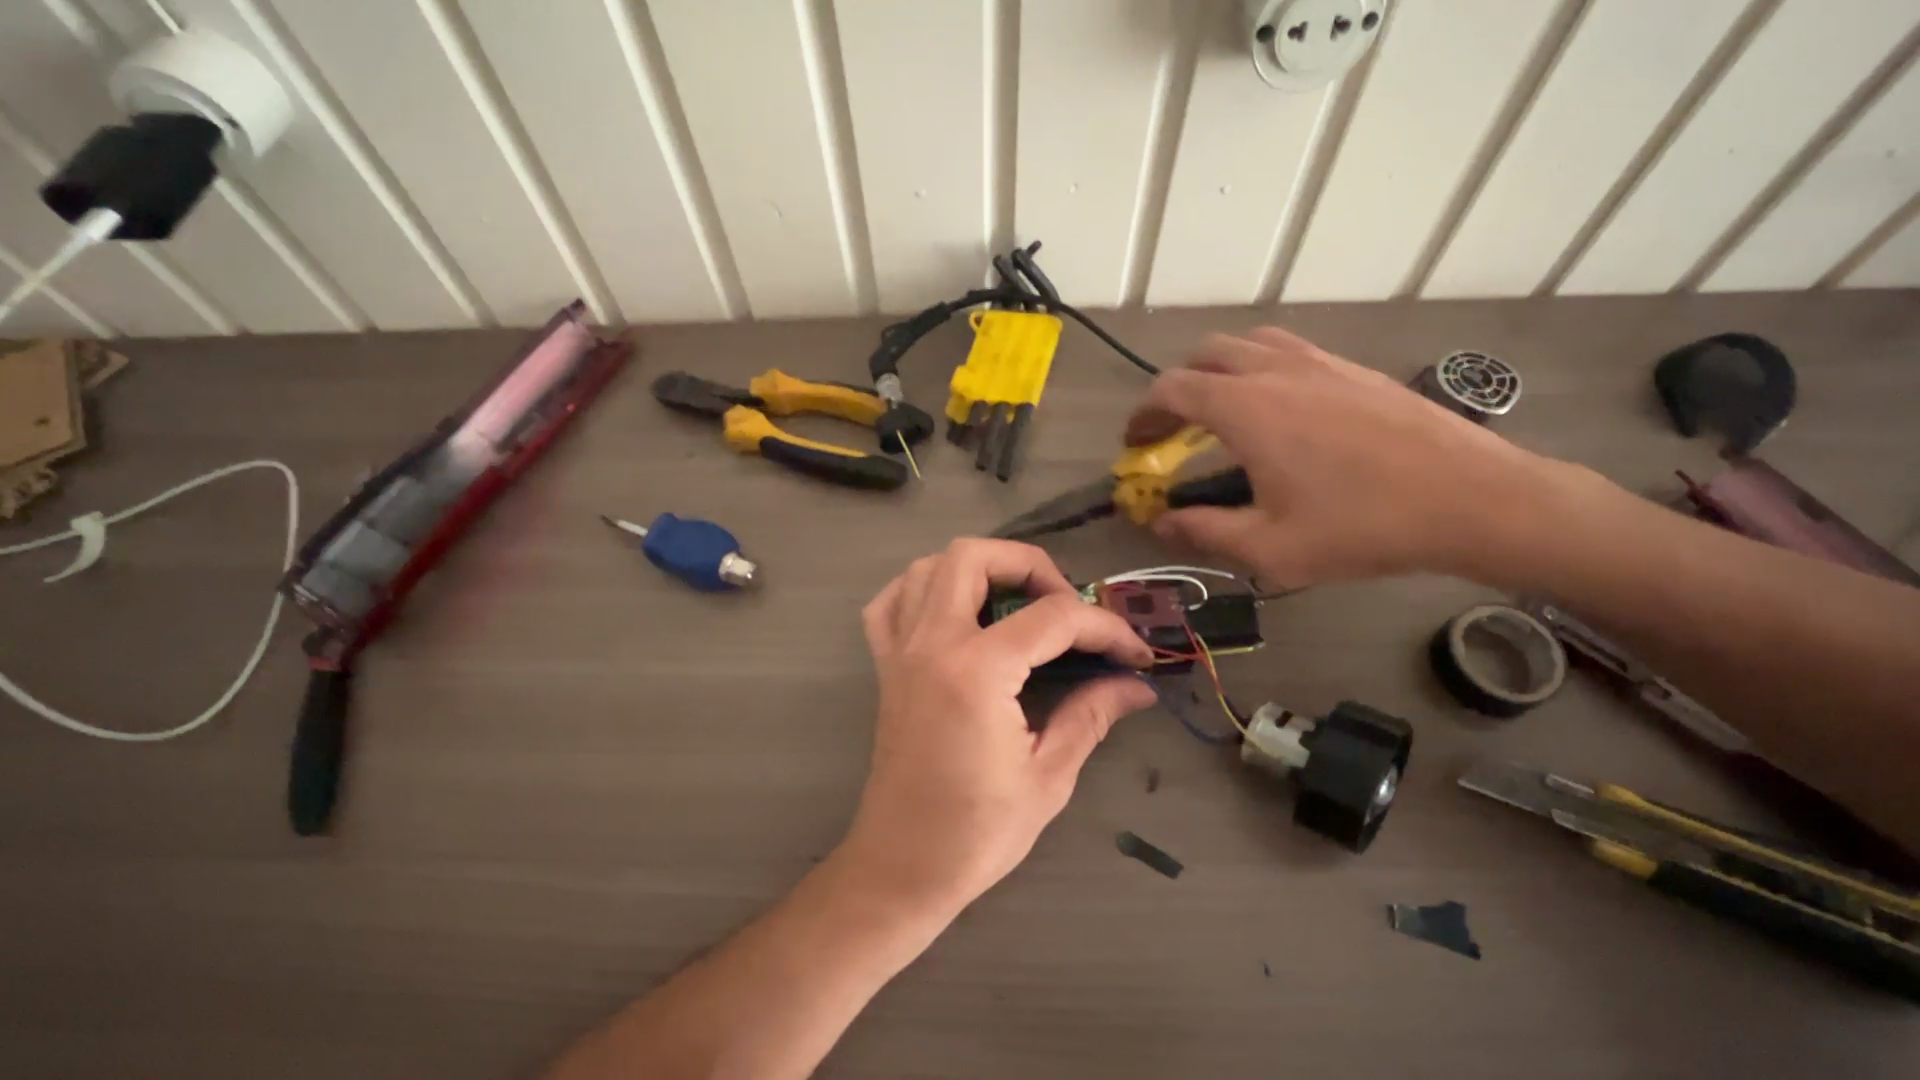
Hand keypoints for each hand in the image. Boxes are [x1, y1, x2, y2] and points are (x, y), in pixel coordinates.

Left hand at [842, 539, 1157, 914]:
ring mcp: (901, 651)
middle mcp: (932, 644)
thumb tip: (1137, 685)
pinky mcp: (886, 668)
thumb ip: (1092, 715)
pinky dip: (922, 590)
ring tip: (1017, 605)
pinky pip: (891, 603)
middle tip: (1067, 608)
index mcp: (976, 671)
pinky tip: (954, 613)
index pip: (1054, 617)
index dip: (1105, 628)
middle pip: (975, 557)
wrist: (903, 866)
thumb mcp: (1049, 775)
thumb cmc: (978, 831)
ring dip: (978, 569)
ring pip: (928, 567)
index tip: (1135, 654)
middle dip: (1032, 567)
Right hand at [1126, 327, 1560, 587]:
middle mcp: (1276, 370)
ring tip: (1220, 410)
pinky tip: (1280, 409)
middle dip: (1177, 386)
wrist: (1470, 498)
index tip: (1135, 443)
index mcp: (1246, 408)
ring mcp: (1320, 362)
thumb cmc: (1362, 526)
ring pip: (1250, 344)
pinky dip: (1262, 368)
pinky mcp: (1355, 369)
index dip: (1144, 415)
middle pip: (1206, 355)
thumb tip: (1162, 523)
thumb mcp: (1271, 548)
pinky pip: (1290, 351)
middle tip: (1173, 428)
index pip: (1172, 390)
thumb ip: (1206, 532)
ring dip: (1220, 370)